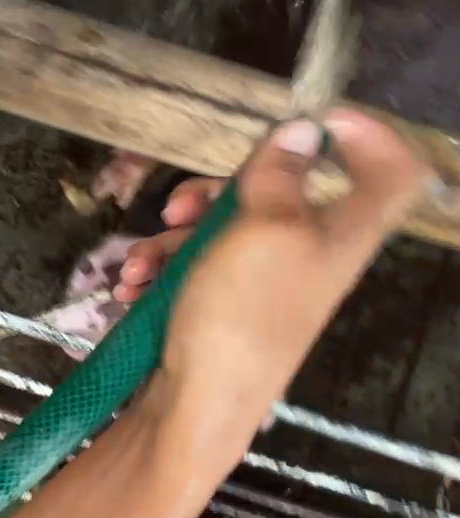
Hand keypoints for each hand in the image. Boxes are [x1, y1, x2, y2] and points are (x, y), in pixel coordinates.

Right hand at [113, 109, 426, 418]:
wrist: (204, 396)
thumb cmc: (243, 311)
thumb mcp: (262, 231)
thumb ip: (277, 179)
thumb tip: (299, 130)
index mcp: (343, 228)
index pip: (387, 166)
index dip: (362, 136)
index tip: (309, 120)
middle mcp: (307, 250)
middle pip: (273, 197)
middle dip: (214, 197)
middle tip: (175, 208)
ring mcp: (258, 282)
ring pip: (216, 237)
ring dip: (165, 244)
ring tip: (135, 268)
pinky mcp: (216, 307)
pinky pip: (188, 273)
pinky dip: (156, 275)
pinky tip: (131, 290)